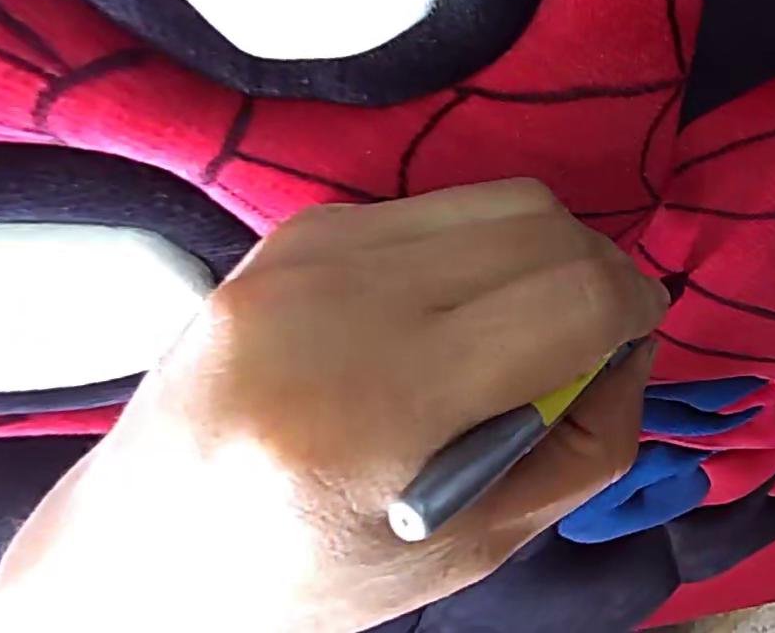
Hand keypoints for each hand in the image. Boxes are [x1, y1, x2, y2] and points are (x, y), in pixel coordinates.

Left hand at [0, 180, 666, 632]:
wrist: (132, 548)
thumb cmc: (309, 574)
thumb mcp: (475, 550)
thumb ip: (586, 442)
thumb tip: (632, 337)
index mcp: (374, 406)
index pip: (567, 300)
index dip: (633, 303)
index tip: (641, 325)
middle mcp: (337, 300)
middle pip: (542, 228)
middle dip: (600, 267)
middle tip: (597, 320)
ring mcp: (312, 247)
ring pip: (502, 200)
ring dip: (549, 247)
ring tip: (536, 306)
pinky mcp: (305, 223)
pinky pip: (446, 206)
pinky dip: (488, 243)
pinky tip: (463, 296)